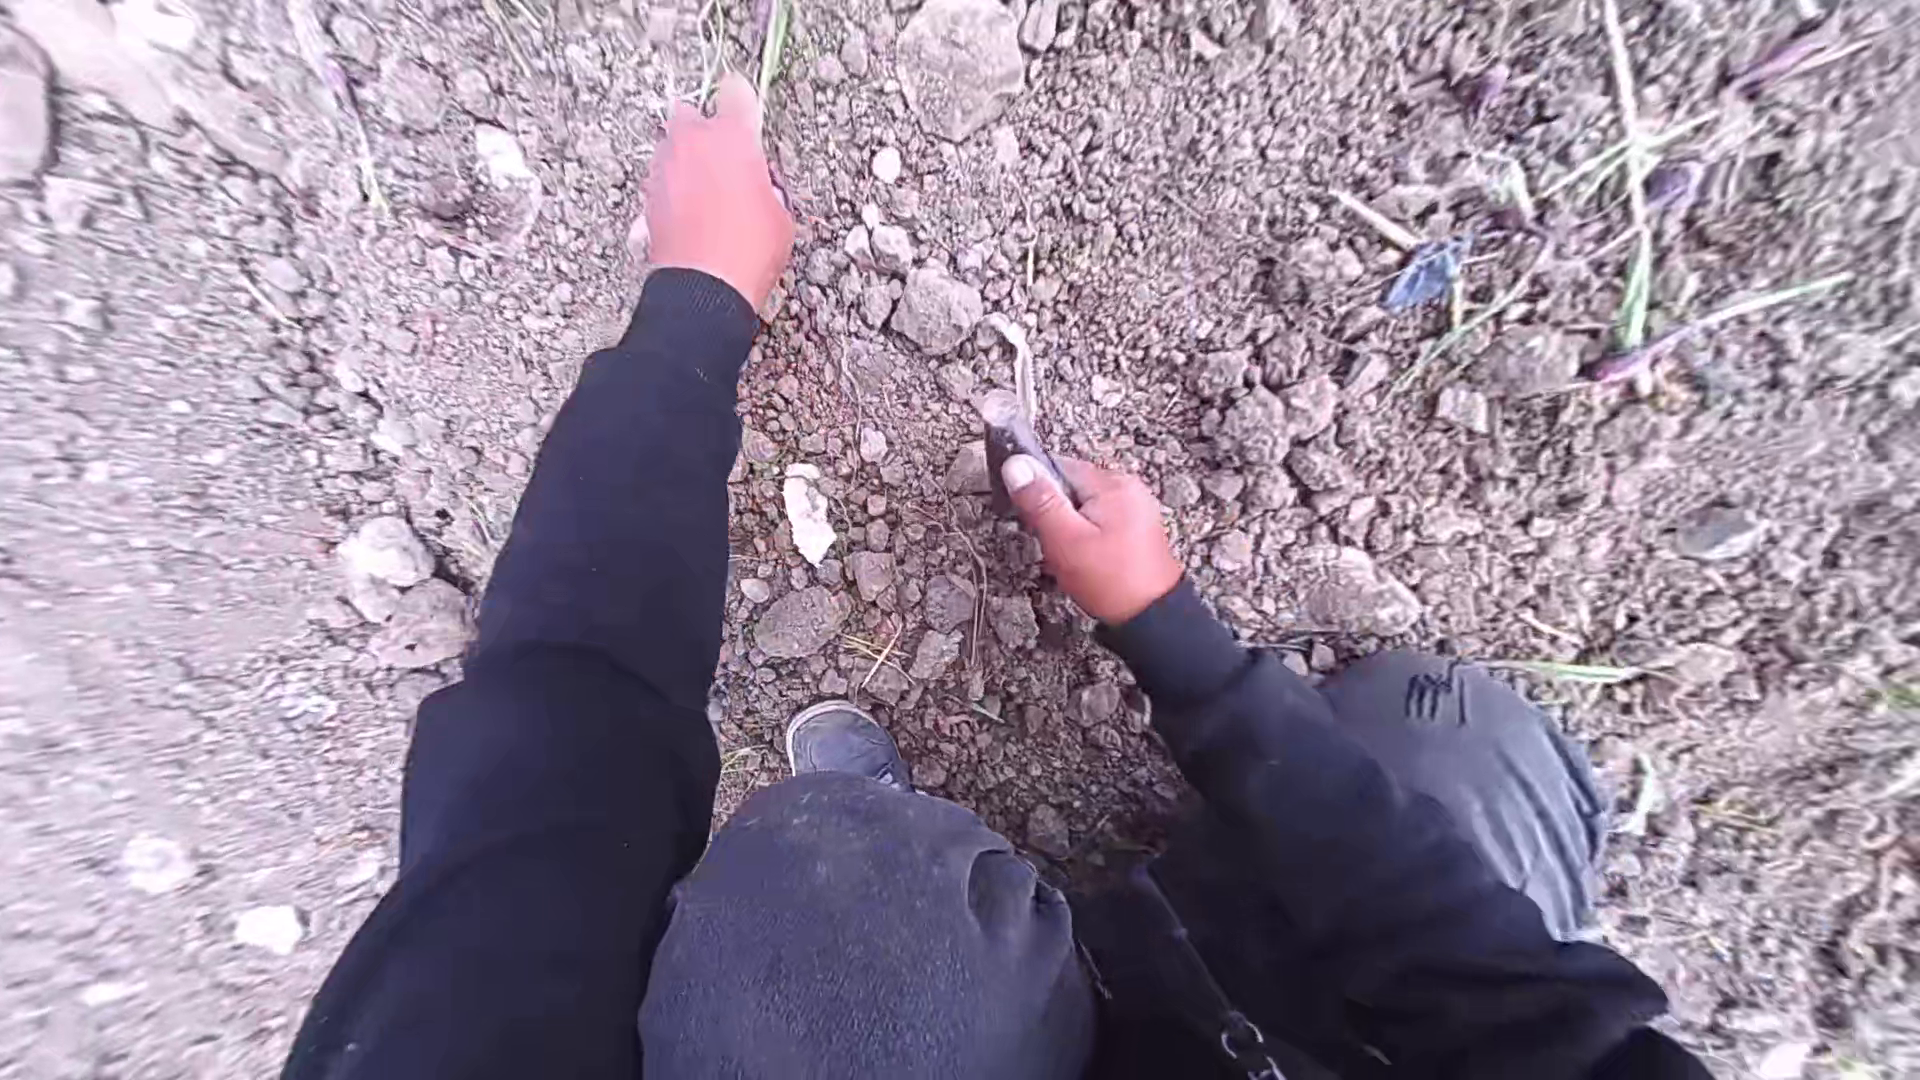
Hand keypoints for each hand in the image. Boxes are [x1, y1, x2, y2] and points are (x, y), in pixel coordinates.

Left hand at [642, 73, 794, 310]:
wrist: (706, 290)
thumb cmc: (749, 254)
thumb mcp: (782, 220)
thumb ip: (768, 187)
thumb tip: (760, 184)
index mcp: (732, 139)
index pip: (737, 93)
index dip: (744, 107)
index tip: (748, 123)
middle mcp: (691, 141)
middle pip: (694, 116)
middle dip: (708, 136)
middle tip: (729, 171)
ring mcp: (664, 166)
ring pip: (674, 148)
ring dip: (690, 165)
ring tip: (712, 202)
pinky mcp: (648, 195)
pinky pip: (664, 180)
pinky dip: (676, 192)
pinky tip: (695, 220)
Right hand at [1002, 455, 1183, 623]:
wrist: (1151, 618)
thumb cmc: (1111, 581)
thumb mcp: (1065, 539)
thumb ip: (1040, 500)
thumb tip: (1016, 465)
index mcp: (1113, 483)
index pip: (1058, 468)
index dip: (1039, 495)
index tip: (1037, 521)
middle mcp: (1128, 489)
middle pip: (1070, 489)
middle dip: (1056, 517)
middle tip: (1059, 546)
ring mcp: (1134, 509)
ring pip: (1082, 509)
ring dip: (1070, 531)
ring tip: (1075, 557)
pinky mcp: (1135, 528)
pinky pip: (1098, 523)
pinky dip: (1086, 539)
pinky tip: (1088, 560)